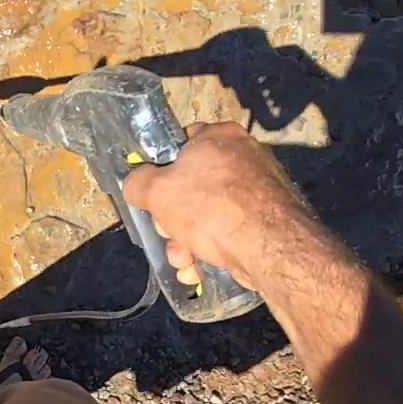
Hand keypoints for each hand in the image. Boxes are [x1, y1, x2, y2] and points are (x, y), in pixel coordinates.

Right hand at [122, 122, 321, 291]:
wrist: (267, 246)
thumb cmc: (209, 208)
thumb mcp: (156, 191)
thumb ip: (137, 182)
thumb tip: (135, 183)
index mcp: (219, 136)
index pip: (181, 142)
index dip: (161, 167)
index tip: (153, 191)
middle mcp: (243, 156)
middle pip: (189, 187)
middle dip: (171, 219)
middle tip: (168, 232)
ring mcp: (257, 189)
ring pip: (204, 215)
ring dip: (185, 242)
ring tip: (184, 260)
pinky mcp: (265, 219)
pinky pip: (225, 231)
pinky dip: (209, 250)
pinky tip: (199, 267)